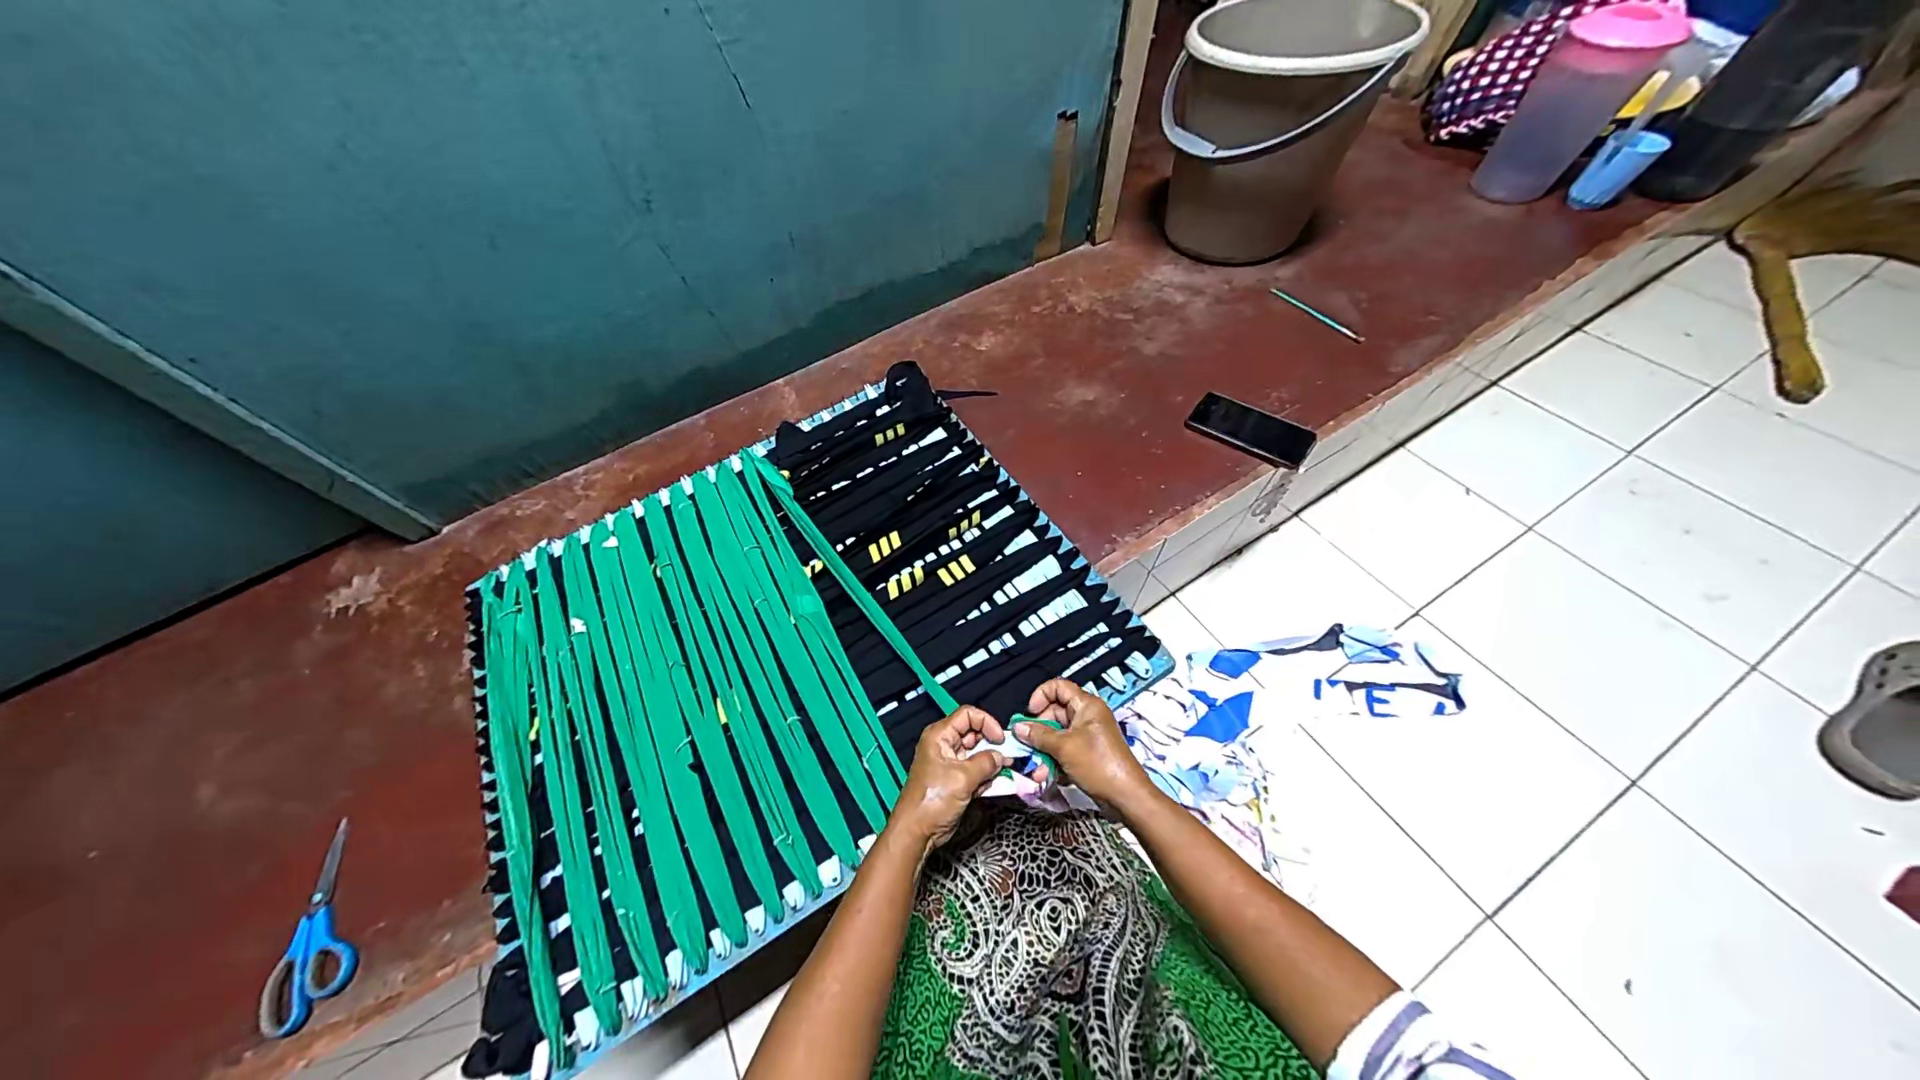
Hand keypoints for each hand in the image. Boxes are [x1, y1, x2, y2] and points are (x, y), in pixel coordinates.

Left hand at [887, 706, 1009, 850]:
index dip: (987, 723)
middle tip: (1006, 759)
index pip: (968, 715)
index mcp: (940, 735)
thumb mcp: (963, 777)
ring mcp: (949, 761)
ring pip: (977, 753)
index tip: (1001, 739)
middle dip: (991, 746)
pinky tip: (985, 788)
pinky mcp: (955, 778)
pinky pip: (975, 770)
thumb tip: (1002, 756)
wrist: (918, 831)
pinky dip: (983, 776)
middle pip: (974, 733)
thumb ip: (986, 762)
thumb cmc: (933, 800)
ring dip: (989, 764)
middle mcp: (944, 744)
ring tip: (995, 776)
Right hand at [1016, 679, 1155, 811]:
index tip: (1030, 713)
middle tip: (1027, 742)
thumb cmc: (1097, 763)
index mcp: (1086, 705)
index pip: (1059, 687)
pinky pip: (1063, 749)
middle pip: (1054, 712)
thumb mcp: (1064, 747)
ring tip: (1035, 766)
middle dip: (1038, 728)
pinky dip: (1053, 759)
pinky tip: (1044, 774)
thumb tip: (1017, 727)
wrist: (1125, 796)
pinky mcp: (1086, 754)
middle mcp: (1087, 716)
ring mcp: (1086, 736)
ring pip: (1057, 734)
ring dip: (1043, 749)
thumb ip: (1039, 735)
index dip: (1041, 695)